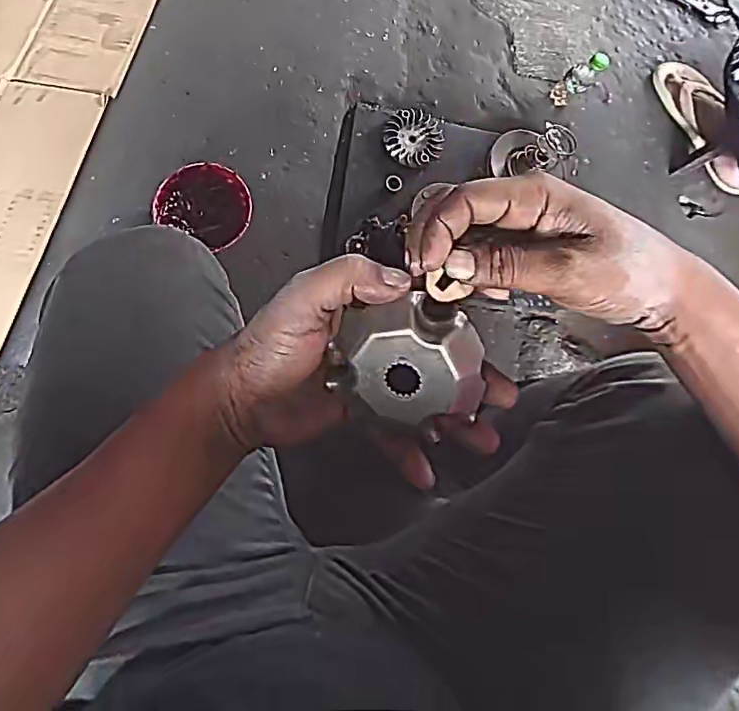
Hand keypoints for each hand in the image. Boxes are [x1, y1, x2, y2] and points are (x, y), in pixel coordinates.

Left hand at [213, 255, 514, 488]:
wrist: (242, 400)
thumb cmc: (266, 345)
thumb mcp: (303, 296)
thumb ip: (347, 276)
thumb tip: (397, 279)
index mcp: (366, 305)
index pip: (422, 308)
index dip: (456, 324)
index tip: (482, 341)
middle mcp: (376, 339)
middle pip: (435, 356)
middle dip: (471, 376)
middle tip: (496, 393)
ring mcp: (373, 376)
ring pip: (424, 395)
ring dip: (454, 416)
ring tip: (478, 434)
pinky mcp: (365, 409)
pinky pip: (397, 430)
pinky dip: (412, 449)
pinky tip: (425, 463)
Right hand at [408, 173, 695, 339]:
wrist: (665, 293)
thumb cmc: (635, 270)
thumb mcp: (569, 271)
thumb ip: (507, 265)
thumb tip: (454, 262)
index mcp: (537, 194)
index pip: (466, 198)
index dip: (438, 229)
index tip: (428, 263)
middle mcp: (524, 203)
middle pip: (454, 206)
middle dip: (430, 235)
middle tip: (423, 271)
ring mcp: (521, 225)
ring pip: (461, 229)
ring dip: (444, 254)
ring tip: (443, 283)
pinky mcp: (521, 246)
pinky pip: (477, 250)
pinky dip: (462, 267)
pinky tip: (469, 286)